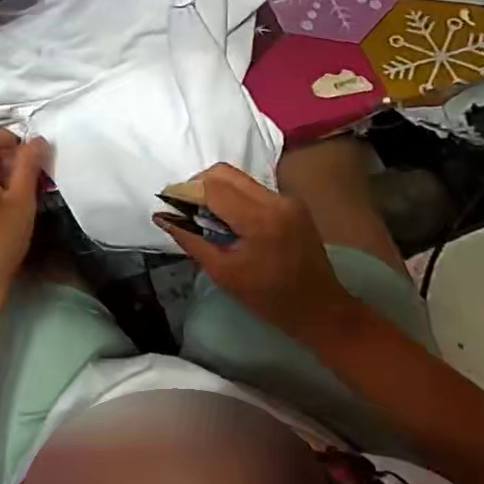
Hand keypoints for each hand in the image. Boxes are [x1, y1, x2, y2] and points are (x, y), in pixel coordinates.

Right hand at [154, 163, 364, 343]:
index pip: (212, 188)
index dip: (185, 191)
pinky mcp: (292, 204)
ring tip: (205, 215)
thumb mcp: (222, 272)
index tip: (167, 203)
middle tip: (184, 207)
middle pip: (224, 173)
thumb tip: (161, 216)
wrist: (322, 309)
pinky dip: (232, 196)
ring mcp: (287, 200)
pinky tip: (228, 219)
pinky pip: (252, 188)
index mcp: (259, 220)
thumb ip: (190, 239)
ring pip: (238, 178)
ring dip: (215, 189)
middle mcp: (276, 201)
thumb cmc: (269, 297)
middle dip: (198, 185)